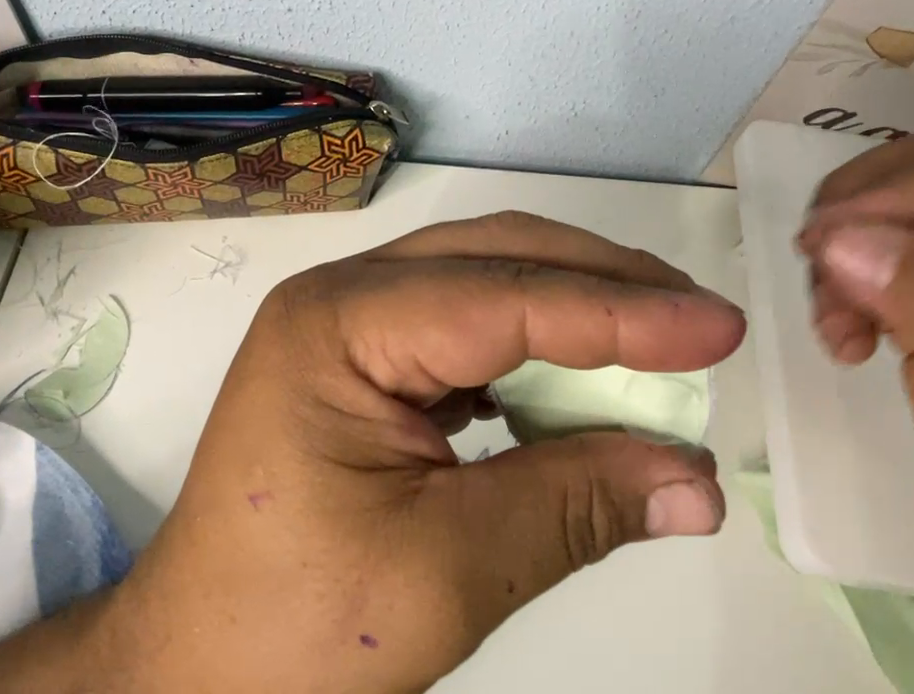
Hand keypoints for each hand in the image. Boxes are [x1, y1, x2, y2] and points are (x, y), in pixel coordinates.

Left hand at [0, 213, 744, 693]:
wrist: (192, 667)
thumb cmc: (296, 627)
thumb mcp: (445, 571)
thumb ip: (575, 507)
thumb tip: (698, 479)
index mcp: (339, 326)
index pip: (503, 298)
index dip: (619, 311)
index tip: (721, 327)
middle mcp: (342, 299)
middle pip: (493, 260)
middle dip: (601, 287)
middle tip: (698, 323)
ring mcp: (349, 325)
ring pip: (484, 281)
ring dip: (574, 308)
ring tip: (660, 344)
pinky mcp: (364, 363)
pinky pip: (466, 328)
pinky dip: (536, 348)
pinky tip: (584, 379)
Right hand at [796, 137, 913, 691]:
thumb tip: (835, 241)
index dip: (898, 192)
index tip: (823, 235)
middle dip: (859, 218)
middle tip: (812, 262)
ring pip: (884, 229)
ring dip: (842, 263)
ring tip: (836, 329)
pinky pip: (869, 278)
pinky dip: (840, 299)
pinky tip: (843, 346)